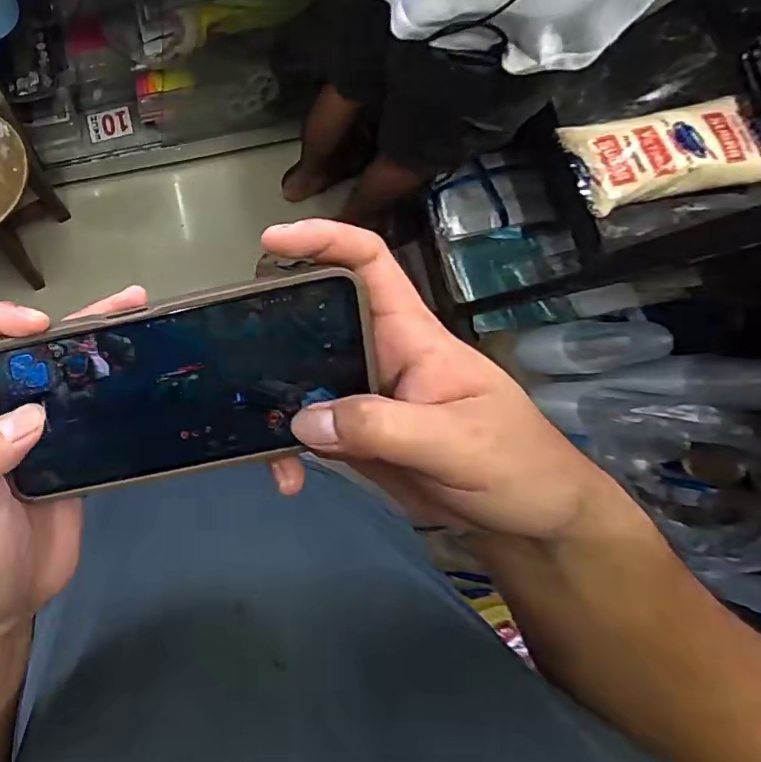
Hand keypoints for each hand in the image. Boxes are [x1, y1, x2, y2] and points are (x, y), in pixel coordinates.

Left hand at [0, 286, 148, 635]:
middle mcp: (3, 414)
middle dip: (70, 320)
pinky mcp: (71, 456)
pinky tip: (140, 376)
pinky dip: (113, 390)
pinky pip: (90, 413)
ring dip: (98, 345)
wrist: (1, 606)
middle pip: (30, 350)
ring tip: (142, 319)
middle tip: (123, 304)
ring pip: (66, 376)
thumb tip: (32, 415)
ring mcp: (41, 435)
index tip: (37, 324)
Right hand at [264, 219, 629, 540]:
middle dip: (269, 318)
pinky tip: (286, 478)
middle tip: (229, 335)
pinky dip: (286, 451)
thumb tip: (303, 420)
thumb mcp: (456, 442)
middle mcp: (374, 352)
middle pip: (313, 314)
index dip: (323, 239)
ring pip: (297, 377)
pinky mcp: (349, 433)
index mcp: (408, 334)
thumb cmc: (516, 464)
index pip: (368, 263)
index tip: (271, 239)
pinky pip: (302, 429)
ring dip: (269, 402)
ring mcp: (358, 393)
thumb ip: (382, 427)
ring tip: (248, 428)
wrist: (531, 522)